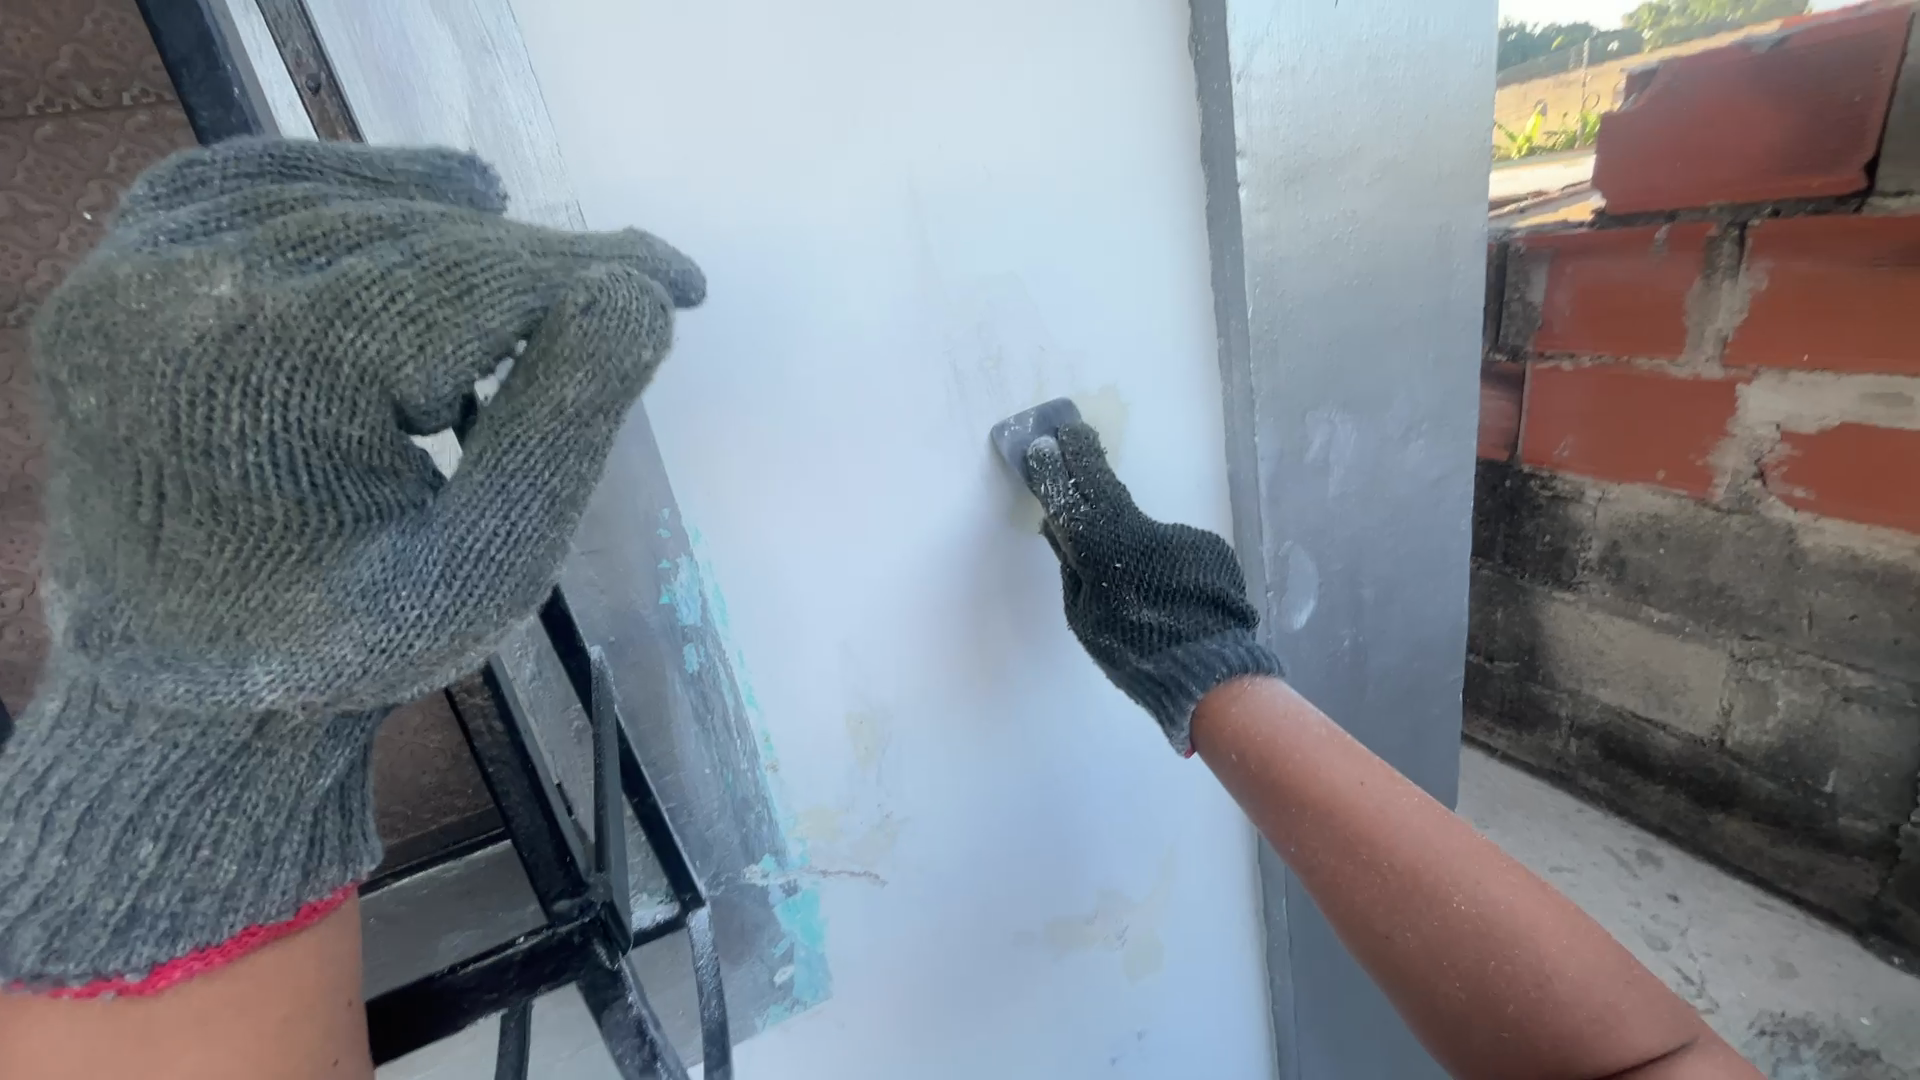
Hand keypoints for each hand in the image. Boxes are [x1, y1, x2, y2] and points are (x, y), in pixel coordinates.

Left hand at [0, 138, 702, 991]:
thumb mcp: (487, 569)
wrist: (188, 678)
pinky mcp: (132, 271)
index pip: (486, 279)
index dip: (605, 274)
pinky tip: (447, 197)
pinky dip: (373, 183)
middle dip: (560, 263)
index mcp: (275, 365)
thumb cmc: (353, 643)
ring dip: (487, 243)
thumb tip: (636, 299)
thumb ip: (563, 428)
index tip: (688, 289)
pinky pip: (267, 182)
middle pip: (434, 238)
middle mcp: (184, 284)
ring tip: (568, 282)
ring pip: (367, 206)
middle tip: (652, 288)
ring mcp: (138, 267)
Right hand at [1025, 421, 1279, 753]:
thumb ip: (1075, 569)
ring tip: (1141, 586)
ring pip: (1143, 532)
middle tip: (1072, 433)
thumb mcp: (1084, 616)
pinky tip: (1173, 596)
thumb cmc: (1135, 652)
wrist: (1212, 670)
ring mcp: (1179, 534)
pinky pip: (1173, 552)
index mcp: (1103, 549)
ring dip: (1134, 544)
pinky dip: (1166, 567)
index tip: (1043, 443)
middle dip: (1083, 459)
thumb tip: (1063, 534)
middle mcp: (1142, 529)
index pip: (1069, 499)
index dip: (1053, 472)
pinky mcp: (1207, 545)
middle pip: (1104, 487)